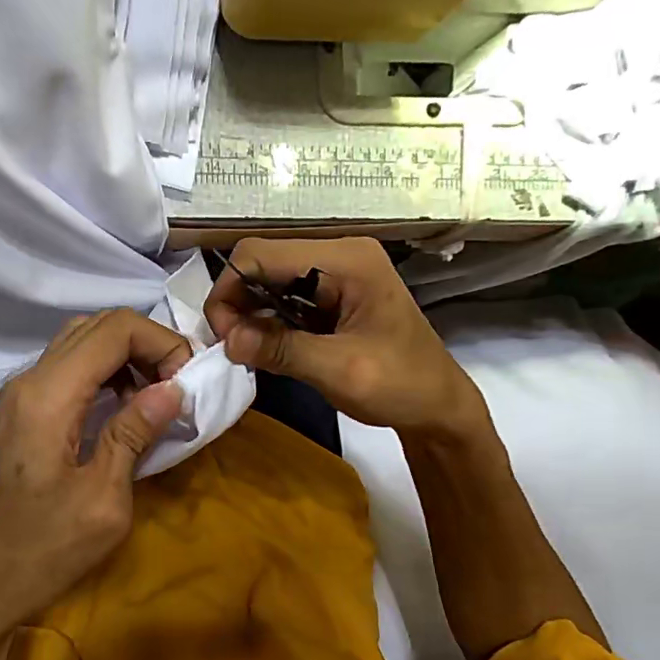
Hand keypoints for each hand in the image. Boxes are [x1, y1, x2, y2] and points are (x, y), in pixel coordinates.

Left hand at [0, 310, 192, 659]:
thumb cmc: (43, 552)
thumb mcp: (103, 501)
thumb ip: (134, 434)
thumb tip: (172, 388)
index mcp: (48, 396)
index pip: (114, 329)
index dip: (161, 342)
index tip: (187, 383)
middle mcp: (27, 382)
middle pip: (95, 327)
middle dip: (146, 344)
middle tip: (176, 388)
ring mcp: (17, 397)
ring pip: (78, 343)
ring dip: (124, 357)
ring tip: (156, 396)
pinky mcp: (17, 415)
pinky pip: (65, 370)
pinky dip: (102, 373)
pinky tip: (123, 408)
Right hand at [204, 238, 488, 437]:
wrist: (437, 406)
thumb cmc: (399, 386)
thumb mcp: (338, 370)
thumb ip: (281, 349)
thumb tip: (227, 340)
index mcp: (346, 260)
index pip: (262, 253)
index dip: (230, 289)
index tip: (222, 336)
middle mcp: (338, 256)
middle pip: (263, 263)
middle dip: (238, 302)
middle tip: (231, 347)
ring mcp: (336, 276)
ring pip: (270, 282)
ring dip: (251, 314)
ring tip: (245, 351)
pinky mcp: (332, 298)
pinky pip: (285, 299)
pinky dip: (268, 322)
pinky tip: (264, 348)